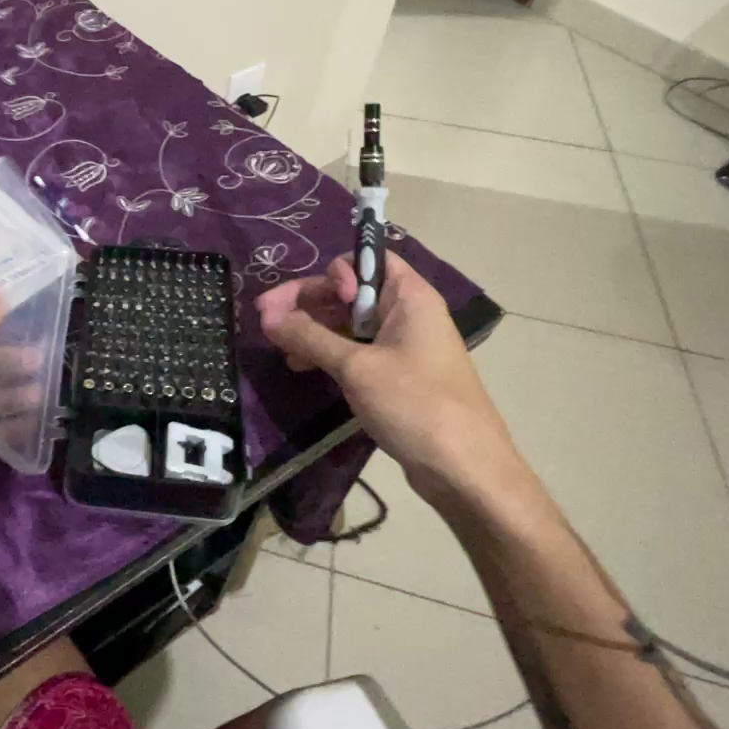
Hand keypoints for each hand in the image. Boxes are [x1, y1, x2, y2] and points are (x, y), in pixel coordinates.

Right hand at [254, 252, 526, 504]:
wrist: (465, 469)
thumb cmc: (415, 404)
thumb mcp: (356, 368)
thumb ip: (309, 338)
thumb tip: (267, 317)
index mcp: (409, 296)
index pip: (367, 258)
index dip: (335, 273)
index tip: (316, 302)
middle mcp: (406, 313)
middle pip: (348, 290)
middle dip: (306, 301)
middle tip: (263, 316)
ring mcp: (400, 345)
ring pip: (346, 322)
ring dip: (310, 328)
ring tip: (275, 345)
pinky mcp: (394, 375)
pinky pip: (353, 350)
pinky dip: (325, 352)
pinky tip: (299, 365)